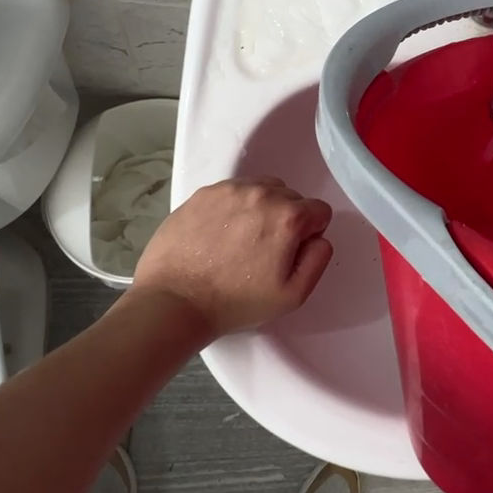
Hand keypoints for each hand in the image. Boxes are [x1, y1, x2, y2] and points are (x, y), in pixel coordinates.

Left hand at [128, 176, 333, 338]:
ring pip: (263, 189)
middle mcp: (263, 193)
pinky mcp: (203, 193)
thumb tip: (318, 237)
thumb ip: (319, 259)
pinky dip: (234, 207)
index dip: (310, 234)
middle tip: (263, 250)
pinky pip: (233, 191)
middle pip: (292, 198)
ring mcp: (230, 190)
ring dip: (261, 208)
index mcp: (289, 217)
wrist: (173, 303)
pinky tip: (219, 233)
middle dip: (286, 219)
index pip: (319, 211)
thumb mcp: (293, 295)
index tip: (289, 253)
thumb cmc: (235, 302)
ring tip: (241, 239)